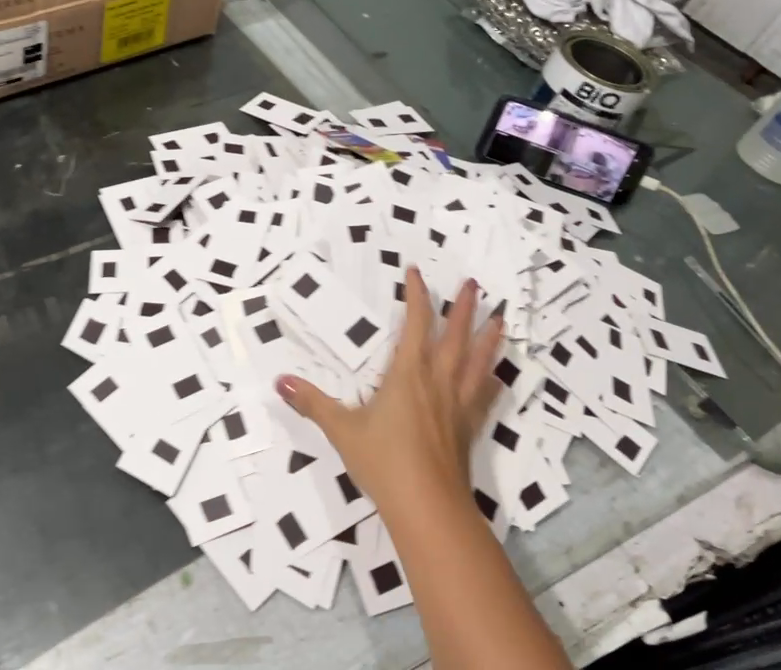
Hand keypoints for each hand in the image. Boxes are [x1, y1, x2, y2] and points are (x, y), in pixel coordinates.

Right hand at [275, 266, 504, 511]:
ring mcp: (458, 405)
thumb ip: (312, 403)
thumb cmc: (383, 462)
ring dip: (489, 338)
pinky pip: (485, 397)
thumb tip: (280, 382)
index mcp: (407, 374)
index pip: (415, 324)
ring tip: (500, 318)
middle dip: (463, 308)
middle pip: (455, 336)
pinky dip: (492, 382)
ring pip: (478, 362)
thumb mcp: (341, 430)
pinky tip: (498, 377)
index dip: (417, 296)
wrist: (428, 507)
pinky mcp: (468, 429)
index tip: (416, 272)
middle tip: (474, 284)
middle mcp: (437, 382)